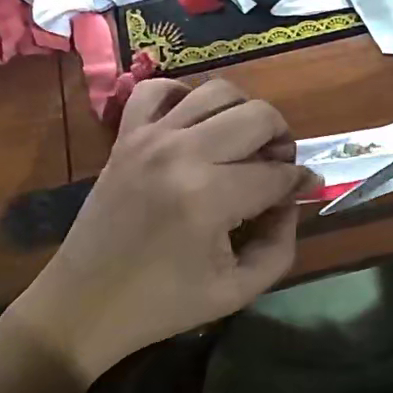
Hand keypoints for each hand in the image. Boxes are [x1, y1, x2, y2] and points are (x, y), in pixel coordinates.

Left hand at [0, 79, 319, 382]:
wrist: (85, 304)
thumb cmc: (164, 304)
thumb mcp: (239, 290)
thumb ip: (281, 244)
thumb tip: (291, 199)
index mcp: (210, 197)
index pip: (277, 173)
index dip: (301, 181)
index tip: (307, 189)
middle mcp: (182, 153)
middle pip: (259, 116)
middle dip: (282, 139)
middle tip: (278, 166)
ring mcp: (149, 138)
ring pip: (218, 91)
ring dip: (245, 113)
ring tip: (246, 143)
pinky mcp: (125, 137)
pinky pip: (157, 89)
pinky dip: (183, 94)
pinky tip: (196, 123)